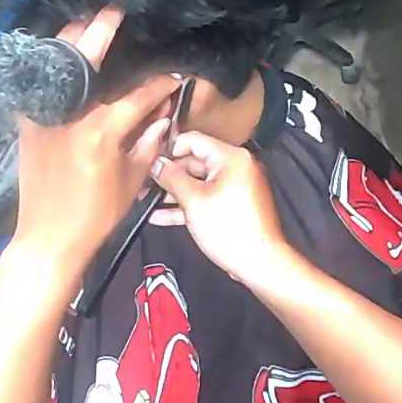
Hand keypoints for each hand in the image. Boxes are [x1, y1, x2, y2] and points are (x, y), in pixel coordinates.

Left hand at [13, 9, 181, 272]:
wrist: (48, 238)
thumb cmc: (97, 215)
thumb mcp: (132, 180)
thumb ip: (148, 142)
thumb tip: (162, 114)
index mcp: (101, 132)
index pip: (138, 96)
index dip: (160, 84)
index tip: (176, 74)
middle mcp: (69, 115)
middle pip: (84, 61)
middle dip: (100, 30)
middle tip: (113, 9)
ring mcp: (42, 116)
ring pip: (55, 66)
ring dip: (70, 39)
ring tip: (85, 21)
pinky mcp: (27, 123)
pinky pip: (38, 84)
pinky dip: (50, 66)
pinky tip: (61, 56)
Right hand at [149, 132, 299, 287]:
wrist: (259, 262)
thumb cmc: (229, 228)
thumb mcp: (193, 200)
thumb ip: (172, 178)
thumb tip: (156, 163)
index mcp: (231, 157)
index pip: (193, 140)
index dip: (168, 149)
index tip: (148, 161)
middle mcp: (236, 166)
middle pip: (195, 161)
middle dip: (168, 173)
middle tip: (142, 184)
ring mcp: (236, 186)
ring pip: (199, 182)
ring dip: (173, 191)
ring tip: (145, 200)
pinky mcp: (234, 204)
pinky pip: (207, 197)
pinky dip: (187, 204)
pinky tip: (159, 216)